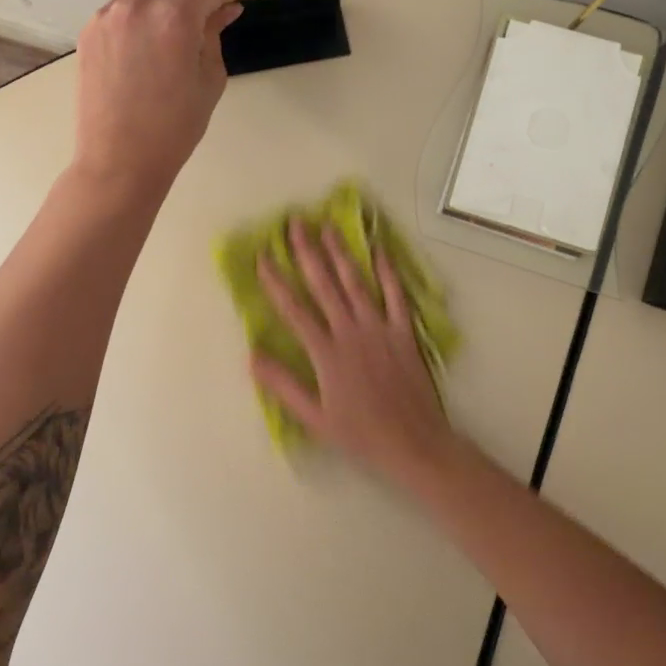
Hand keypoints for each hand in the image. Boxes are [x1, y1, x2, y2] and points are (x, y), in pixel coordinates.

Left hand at [73, 0, 243, 193]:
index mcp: (175, 17)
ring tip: (176, 24)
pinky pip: (121, 3)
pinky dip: (140, 8)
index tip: (237, 1)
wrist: (119, 159)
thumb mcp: (208, 80)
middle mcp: (139, 5)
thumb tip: (225, 10)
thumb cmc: (174, 128)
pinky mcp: (90, 30)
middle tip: (211, 15)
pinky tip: (148, 37)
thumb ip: (214, 35)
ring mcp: (109, 15)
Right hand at [250, 219, 466, 488]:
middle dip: (307, 252)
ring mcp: (379, 329)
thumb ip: (283, 385)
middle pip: (323, 285)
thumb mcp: (314, 417)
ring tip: (328, 226)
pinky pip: (395, 295)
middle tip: (295, 223)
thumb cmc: (360, 434)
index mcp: (326, 353)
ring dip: (341, 252)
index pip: (294, 309)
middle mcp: (350, 332)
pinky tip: (379, 250)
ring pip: (356, 282)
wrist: (413, 442)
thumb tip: (252, 356)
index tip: (263, 256)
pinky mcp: (403, 332)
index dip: (276, 281)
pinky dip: (387, 271)